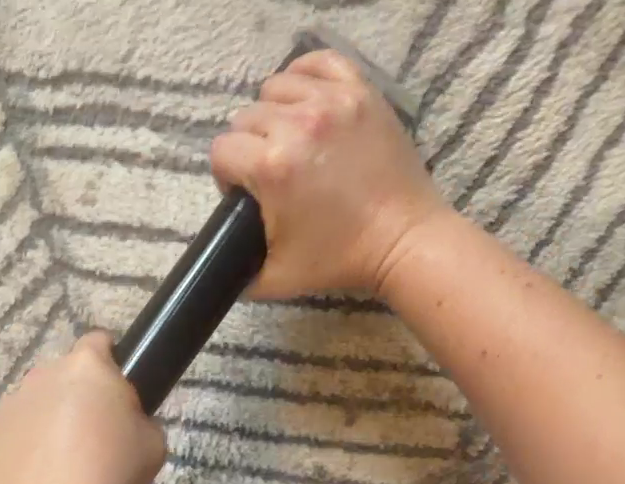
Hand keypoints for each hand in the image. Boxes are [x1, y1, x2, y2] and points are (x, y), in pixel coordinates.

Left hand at [0, 333, 166, 483]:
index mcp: (87, 366)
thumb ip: (137, 419)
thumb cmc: (111, 472)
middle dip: (80, 397)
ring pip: (39, 405)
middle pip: (66, 375)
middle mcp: (43, 374)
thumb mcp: (153, 442)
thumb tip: (123, 423)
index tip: (120, 395)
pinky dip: (29, 449)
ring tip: (66, 467)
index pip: (100, 342)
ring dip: (52, 423)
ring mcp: (11, 404)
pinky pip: (18, 434)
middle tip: (97, 438)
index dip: (113, 364)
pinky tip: (43, 482)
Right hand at [210, 50, 448, 299]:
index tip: (246, 195)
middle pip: (245, 118)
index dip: (226, 177)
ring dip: (273, 113)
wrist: (403, 241)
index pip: (222, 151)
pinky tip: (305, 101)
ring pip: (276, 88)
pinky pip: (320, 62)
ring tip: (290, 139)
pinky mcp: (361, 93)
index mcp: (272, 167)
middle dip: (249, 147)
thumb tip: (221, 256)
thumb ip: (238, 269)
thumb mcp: (276, 279)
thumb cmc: (340, 259)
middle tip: (271, 174)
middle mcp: (298, 125)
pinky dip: (305, 76)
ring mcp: (332, 103)